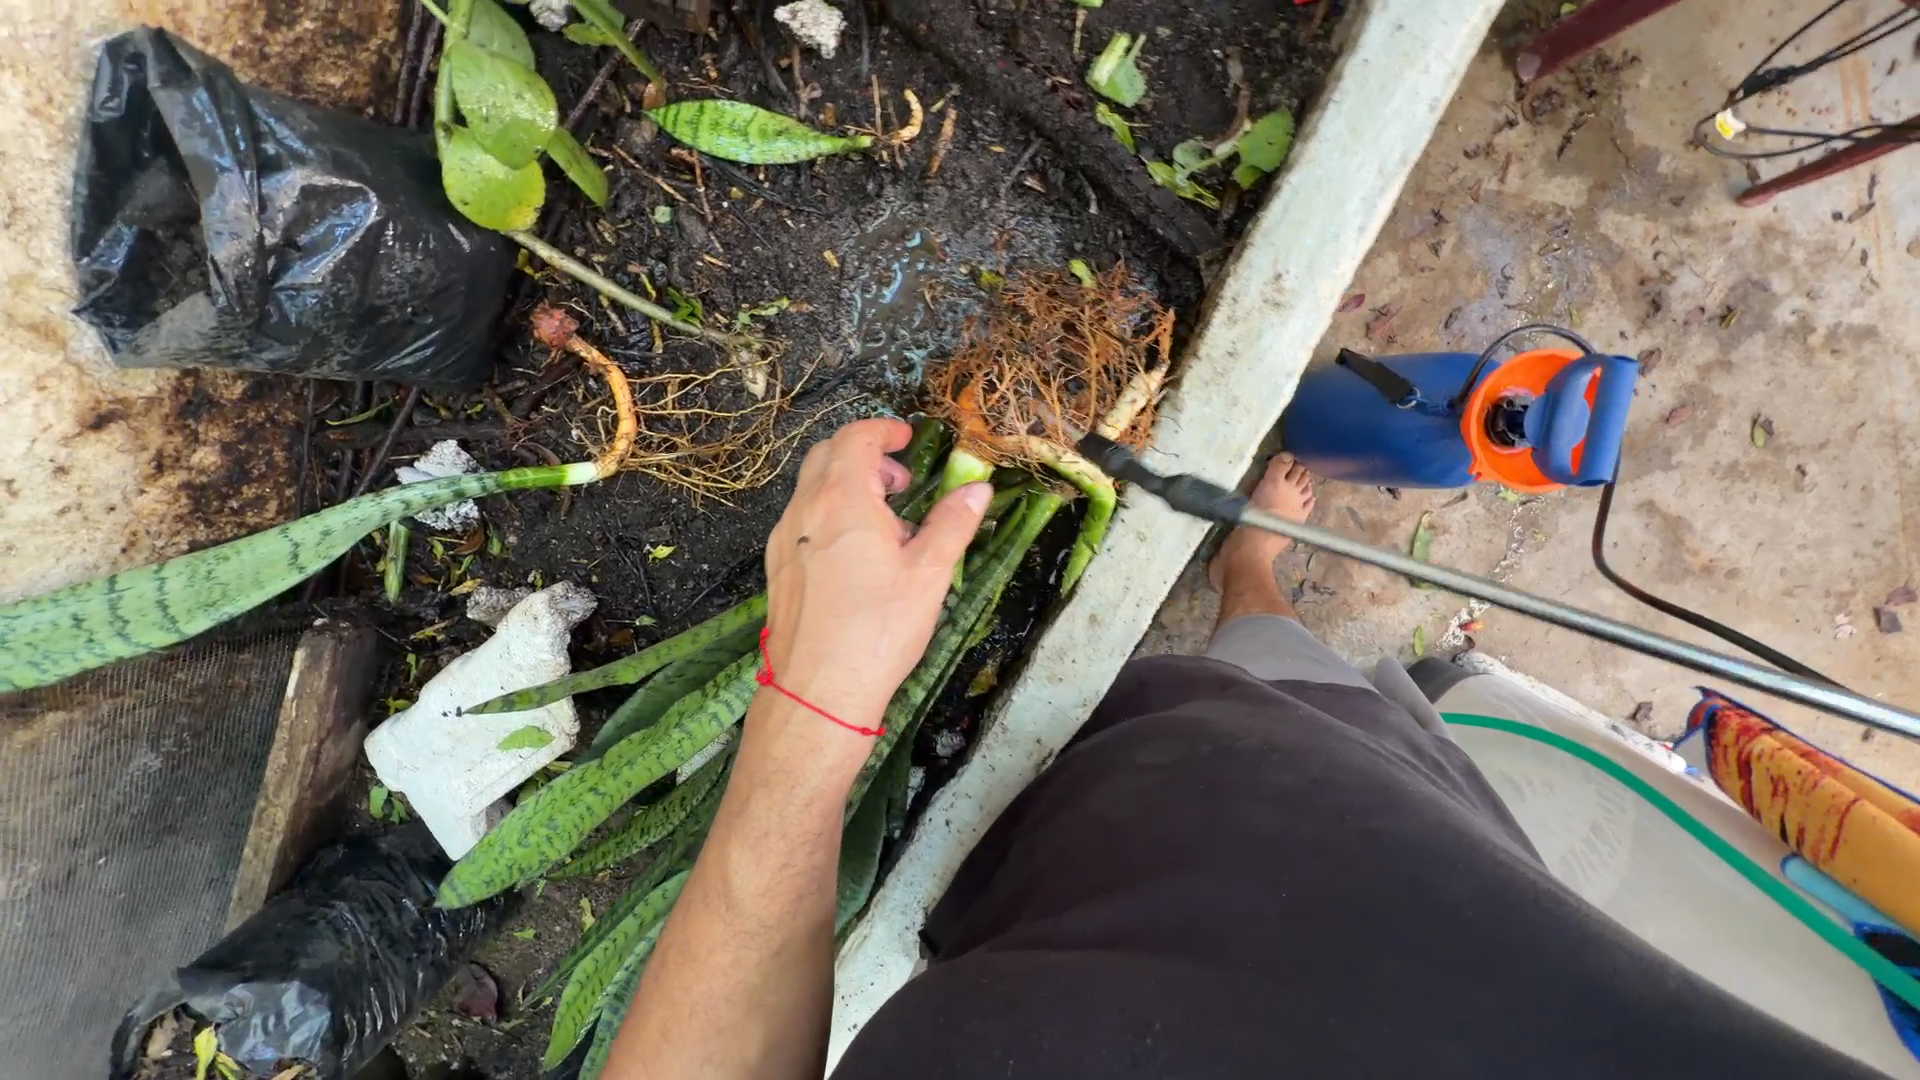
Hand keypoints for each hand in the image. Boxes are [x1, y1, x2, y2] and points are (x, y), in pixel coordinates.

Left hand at [757, 419, 990, 760]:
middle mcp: (805, 510)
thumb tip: (977, 490)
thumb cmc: (878, 628)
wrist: (818, 690)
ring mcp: (784, 540)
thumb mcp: (929, 573)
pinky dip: (830, 515)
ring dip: (848, 487)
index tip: (908, 439)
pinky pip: (802, 521)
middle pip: (827, 455)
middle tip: (901, 484)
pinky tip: (856, 558)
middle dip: (865, 456)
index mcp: (842, 499)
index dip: (884, 430)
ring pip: (812, 489)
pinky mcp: (777, 568)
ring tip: (886, 527)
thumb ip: (953, 523)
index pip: (856, 438)